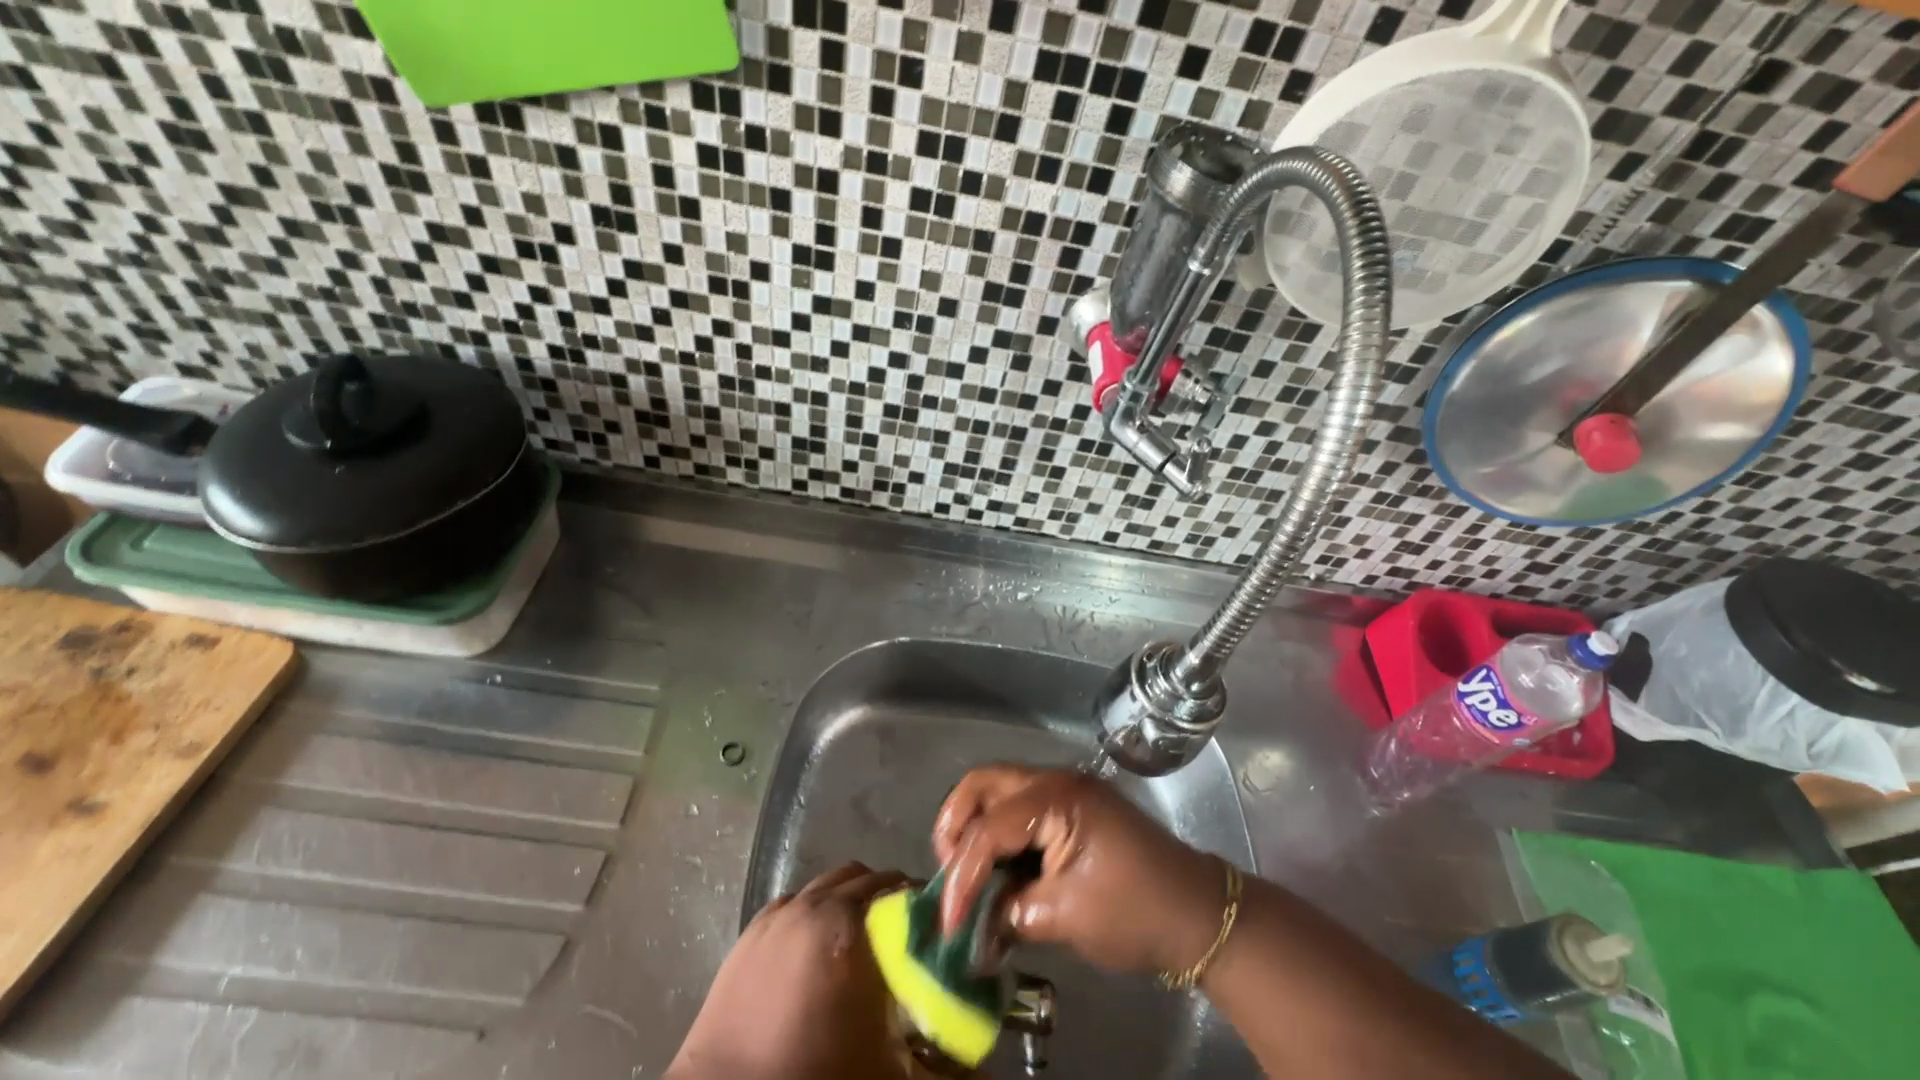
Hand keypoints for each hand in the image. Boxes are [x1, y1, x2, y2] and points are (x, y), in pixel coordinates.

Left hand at [668, 862, 913, 1079]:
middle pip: (860, 877)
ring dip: (848, 898)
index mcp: (845, 924)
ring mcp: (775, 916)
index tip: (937, 922)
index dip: (921, 900)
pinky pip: (792, 903)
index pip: (897, 886)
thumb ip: (936, 1053)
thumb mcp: (885, 1062)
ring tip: (863, 934)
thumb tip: (977, 1061)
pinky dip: (812, 910)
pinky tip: (818, 943)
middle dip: (886, 894)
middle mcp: (810, 906)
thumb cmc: (814, 1070)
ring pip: (824, 885)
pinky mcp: (749, 933)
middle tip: (906, 928)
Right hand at [932, 764, 1227, 976]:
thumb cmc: (1136, 913)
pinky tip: (995, 873)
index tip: (948, 923)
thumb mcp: (1065, 918)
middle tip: (947, 872)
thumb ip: (1009, 913)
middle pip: (983, 785)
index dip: (961, 876)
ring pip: (999, 794)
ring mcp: (1067, 794)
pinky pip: (1020, 811)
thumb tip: (973, 925)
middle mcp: (1058, 783)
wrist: (1201, 915)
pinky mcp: (1073, 812)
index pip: (989, 830)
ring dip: (975, 829)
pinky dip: (999, 836)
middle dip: (956, 827)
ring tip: (965, 875)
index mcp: (1058, 799)